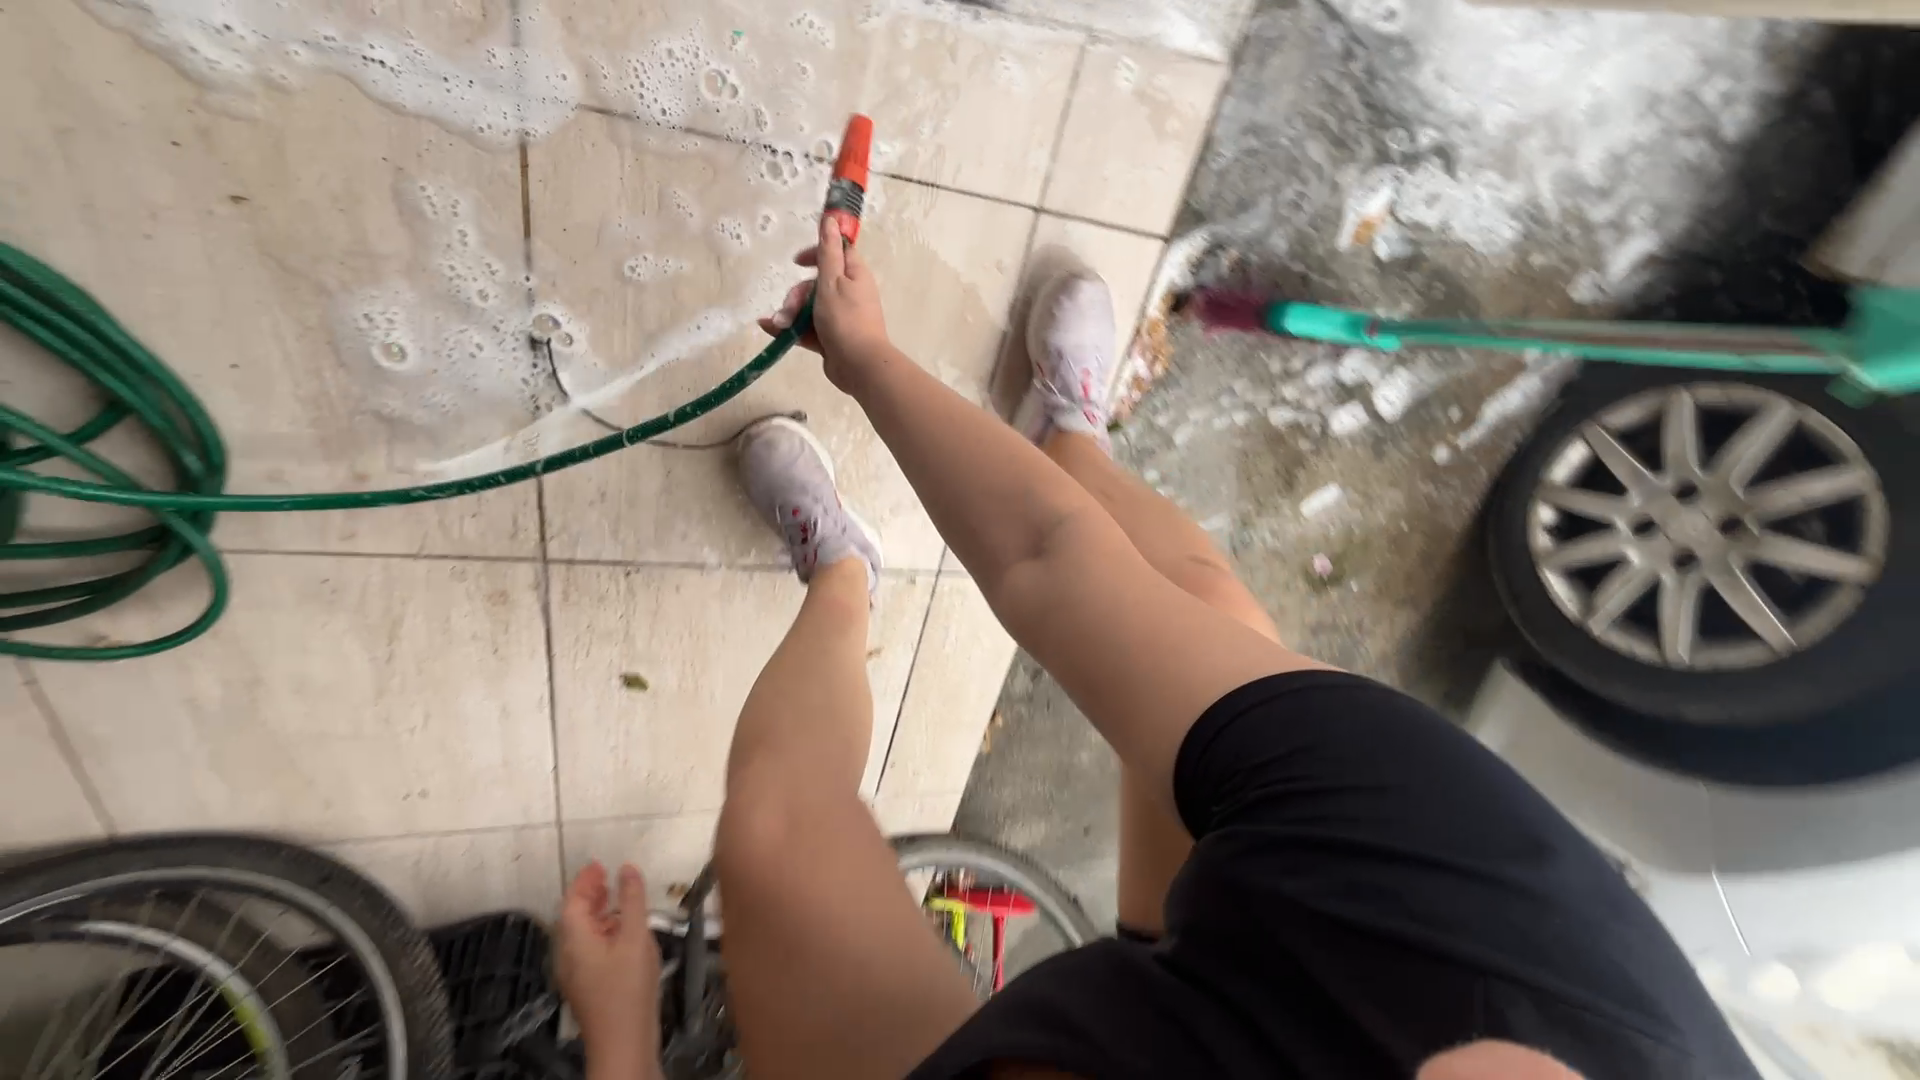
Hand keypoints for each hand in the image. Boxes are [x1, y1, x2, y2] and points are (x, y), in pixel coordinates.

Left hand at [555, 862, 661, 1066]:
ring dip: (597, 911)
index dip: (584, 881)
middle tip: (606, 875)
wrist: (623, 1043)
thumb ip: (632, 900)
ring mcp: (577, 973)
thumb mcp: (635, 937)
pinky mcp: (588, 986)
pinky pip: (590, 947)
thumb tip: (627, 869)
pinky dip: (602, 929)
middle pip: (574, 917)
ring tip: (617, 896)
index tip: (598, 864)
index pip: (572, 902)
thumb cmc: (628, 987)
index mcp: (574, 941)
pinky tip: (622, 930)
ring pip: (582, 933)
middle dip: (588, 894)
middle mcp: (569, 955)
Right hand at [758, 215, 890, 391]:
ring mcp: (839, 317)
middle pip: (815, 284)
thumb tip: (831, 218)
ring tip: (780, 324)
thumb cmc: (846, 320)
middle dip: (797, 294)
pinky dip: (791, 328)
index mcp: (854, 275)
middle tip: (790, 307)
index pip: (836, 253)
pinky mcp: (830, 338)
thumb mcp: (832, 280)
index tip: (797, 262)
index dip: (815, 253)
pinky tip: (771, 328)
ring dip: (790, 313)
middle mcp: (848, 294)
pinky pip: (807, 328)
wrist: (858, 366)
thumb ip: (828, 251)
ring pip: (808, 307)